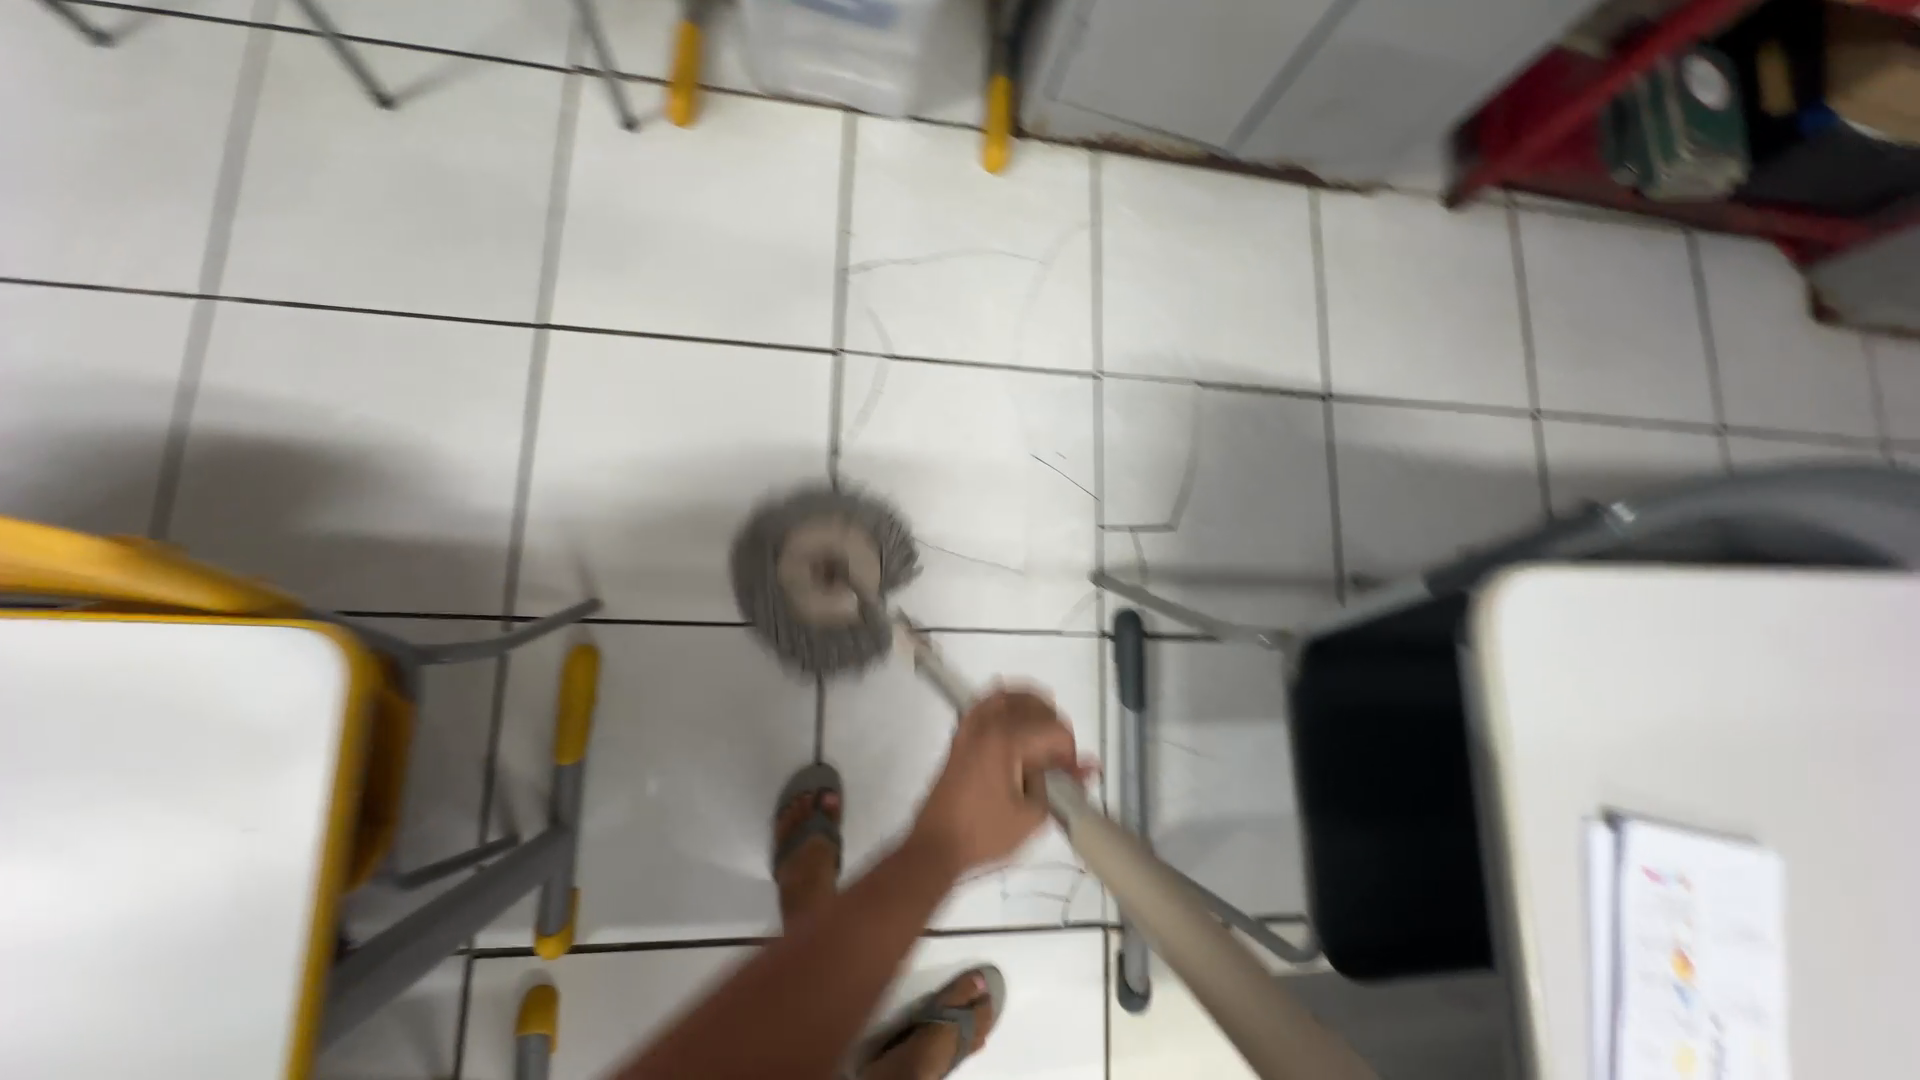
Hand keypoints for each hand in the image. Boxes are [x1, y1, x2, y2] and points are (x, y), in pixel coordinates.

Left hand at [905, 686, 1092, 878]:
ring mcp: (971, 726)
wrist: (937, 844)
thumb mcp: (1033, 816)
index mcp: (1008, 740)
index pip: (1054, 729)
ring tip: (1043, 739)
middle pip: (1035, 704)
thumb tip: (1089, 768)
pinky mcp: (960, 735)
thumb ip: (1062, 786)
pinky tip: (1015, 725)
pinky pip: (985, 703)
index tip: (1069, 778)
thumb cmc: (985, 833)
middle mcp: (988, 723)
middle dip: (1054, 729)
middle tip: (1059, 761)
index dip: (1069, 753)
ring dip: (1032, 710)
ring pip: (1010, 696)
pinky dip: (1005, 705)